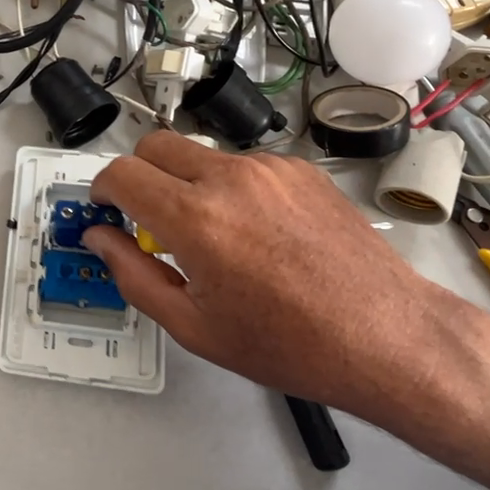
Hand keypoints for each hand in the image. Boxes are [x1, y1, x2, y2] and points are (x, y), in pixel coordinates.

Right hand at [80, 131, 470, 417]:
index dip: (102, 190)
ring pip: (201, 154)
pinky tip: (256, 233)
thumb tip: (101, 239)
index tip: (106, 209)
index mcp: (195, 219)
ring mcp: (269, 169)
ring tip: (214, 235)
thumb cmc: (293, 343)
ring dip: (187, 182)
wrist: (387, 336)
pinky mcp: (301, 171)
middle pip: (155, 145)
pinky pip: (245, 165)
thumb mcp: (193, 326)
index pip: (121, 173)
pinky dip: (232, 187)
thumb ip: (133, 275)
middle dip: (138, 174)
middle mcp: (230, 180)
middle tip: (147, 216)